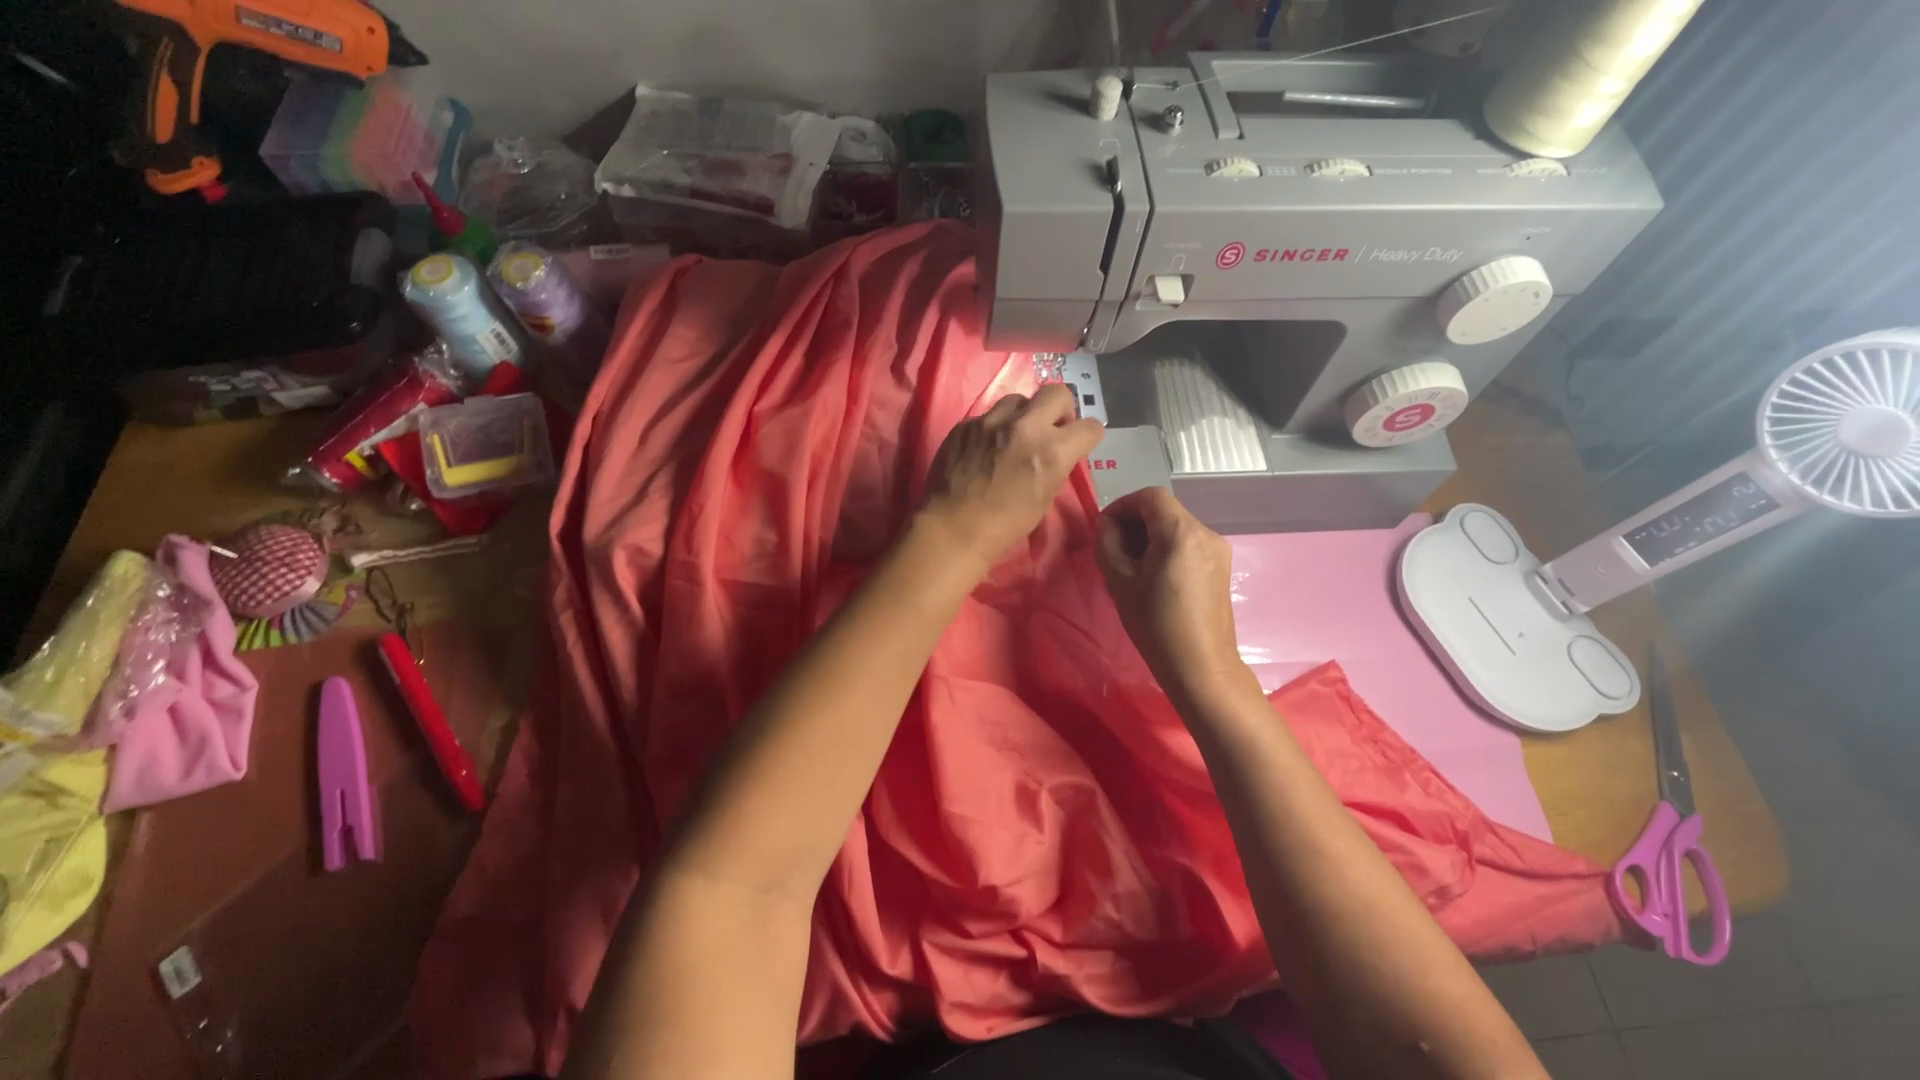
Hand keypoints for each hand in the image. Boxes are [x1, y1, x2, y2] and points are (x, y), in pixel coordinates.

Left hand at [919, 384, 1104, 567]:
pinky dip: (993, 429)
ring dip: (1024, 415)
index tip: (1079, 443)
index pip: (1090, 426)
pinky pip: (987, 416)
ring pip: (1019, 399)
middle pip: (1057, 393)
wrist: (952, 529)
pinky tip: (984, 450)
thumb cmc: (1004, 525)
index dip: (1087, 436)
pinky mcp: (965, 424)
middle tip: (1051, 429)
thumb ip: (1056, 465)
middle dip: (1061, 409)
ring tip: (1014, 437)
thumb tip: (1058, 453)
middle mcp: (1024, 427)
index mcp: (1051, 451)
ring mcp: (990, 421)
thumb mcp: (1044, 498)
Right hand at [1095, 487, 1251, 705]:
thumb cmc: (1155, 625)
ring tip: (1131, 565)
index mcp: (1181, 532)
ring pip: (1177, 526)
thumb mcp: (1120, 582)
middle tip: (1113, 548)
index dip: (1122, 506)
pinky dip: (1167, 548)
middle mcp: (1205, 532)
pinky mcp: (1221, 566)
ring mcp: (1218, 549)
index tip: (1104, 529)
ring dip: (1151, 536)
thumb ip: (1108, 544)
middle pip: (1165, 510)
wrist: (1200, 666)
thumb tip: (1107, 525)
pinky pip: (1189, 543)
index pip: (1149, 496)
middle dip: (1135, 521)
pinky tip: (1154, 576)